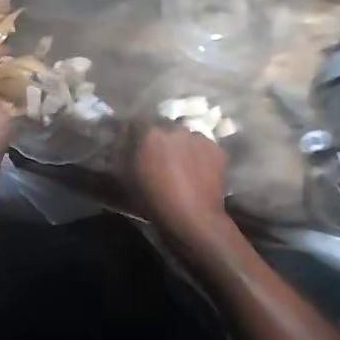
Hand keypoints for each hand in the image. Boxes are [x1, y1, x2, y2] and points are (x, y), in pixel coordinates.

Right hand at [133, 123, 230, 242]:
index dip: (134, 132)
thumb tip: (122, 141)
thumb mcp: (127, 178)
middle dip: (158, 137)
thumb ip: (123, 153)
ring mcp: (199, 137)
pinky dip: (198, 154)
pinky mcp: (217, 148)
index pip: (137, 121)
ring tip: (180, 164)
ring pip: (185, 135)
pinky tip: (197, 171)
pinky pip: (202, 147)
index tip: (132, 143)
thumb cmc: (154, 200)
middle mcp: (176, 128)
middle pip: (163, 126)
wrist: (193, 218)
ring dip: (180, 145)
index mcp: (150, 133)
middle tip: (157, 156)